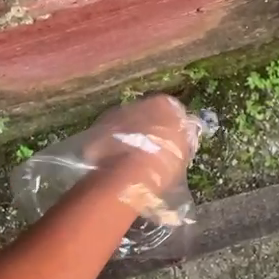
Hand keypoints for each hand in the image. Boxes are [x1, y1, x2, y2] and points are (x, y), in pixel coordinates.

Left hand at [79, 94, 200, 200]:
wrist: (126, 176)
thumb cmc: (162, 166)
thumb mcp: (183, 156)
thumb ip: (183, 142)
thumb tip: (182, 140)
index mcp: (166, 105)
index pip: (174, 112)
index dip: (174, 129)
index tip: (174, 144)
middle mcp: (139, 103)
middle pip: (147, 115)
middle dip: (149, 130)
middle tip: (152, 152)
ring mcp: (115, 114)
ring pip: (126, 124)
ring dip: (129, 136)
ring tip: (131, 161)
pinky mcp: (95, 128)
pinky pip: (108, 135)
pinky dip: (111, 145)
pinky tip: (115, 164)